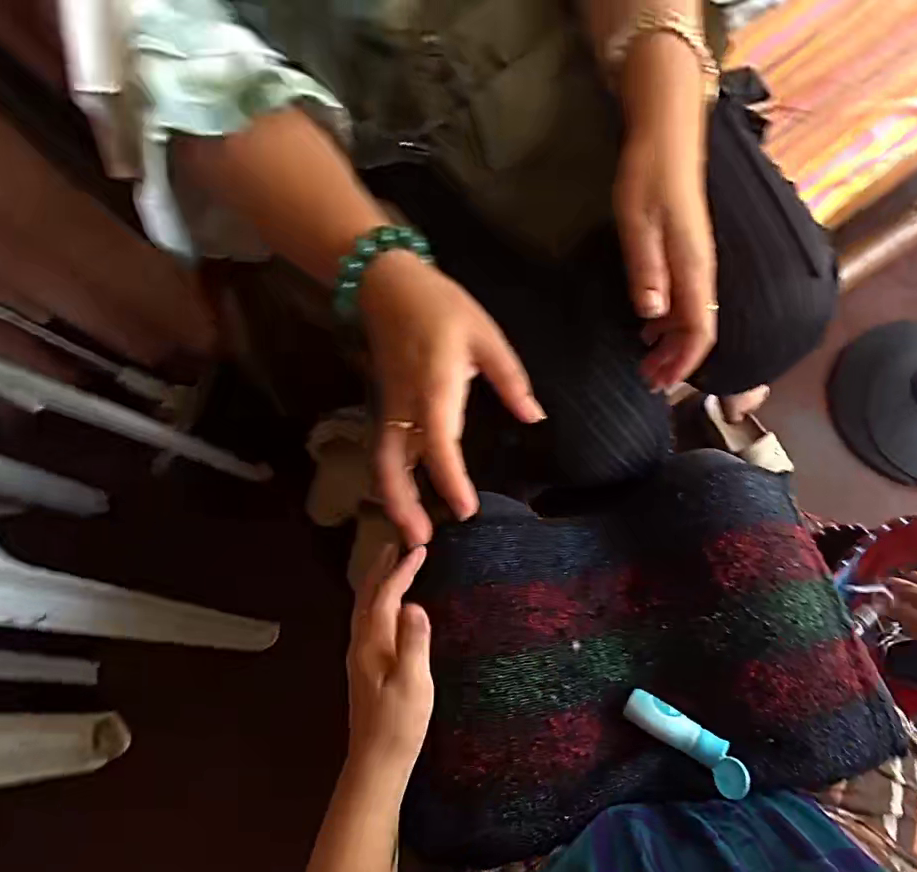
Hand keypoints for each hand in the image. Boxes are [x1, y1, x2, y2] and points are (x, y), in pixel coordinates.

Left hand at [346, 543, 433, 774]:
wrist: (375, 761)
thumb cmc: (399, 723)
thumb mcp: (414, 683)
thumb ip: (414, 642)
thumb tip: (414, 604)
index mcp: (372, 645)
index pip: (385, 597)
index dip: (401, 572)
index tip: (418, 551)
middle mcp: (360, 645)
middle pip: (366, 597)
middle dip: (381, 569)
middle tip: (395, 546)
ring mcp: (359, 657)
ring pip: (364, 609)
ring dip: (376, 583)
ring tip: (389, 566)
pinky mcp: (364, 668)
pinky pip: (367, 621)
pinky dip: (376, 602)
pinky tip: (386, 608)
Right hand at [360, 251, 543, 545]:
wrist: (386, 284)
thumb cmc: (441, 306)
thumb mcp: (486, 336)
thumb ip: (510, 380)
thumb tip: (534, 417)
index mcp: (435, 388)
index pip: (440, 444)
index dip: (451, 480)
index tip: (466, 511)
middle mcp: (406, 406)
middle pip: (392, 465)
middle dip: (402, 505)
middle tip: (418, 542)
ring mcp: (389, 408)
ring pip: (382, 462)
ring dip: (392, 500)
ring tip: (410, 532)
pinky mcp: (384, 407)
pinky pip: (384, 451)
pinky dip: (391, 481)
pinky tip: (406, 498)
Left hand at [614, 37, 716, 389]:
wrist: (666, 130)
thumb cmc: (648, 175)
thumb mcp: (637, 225)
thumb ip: (645, 271)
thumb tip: (652, 314)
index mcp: (693, 268)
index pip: (699, 331)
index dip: (682, 363)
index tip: (659, 382)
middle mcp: (702, 270)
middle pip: (697, 330)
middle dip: (674, 361)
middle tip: (646, 380)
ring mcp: (695, 262)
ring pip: (691, 317)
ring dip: (670, 345)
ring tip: (644, 362)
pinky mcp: (686, 253)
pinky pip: (683, 299)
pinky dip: (666, 322)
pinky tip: (647, 329)